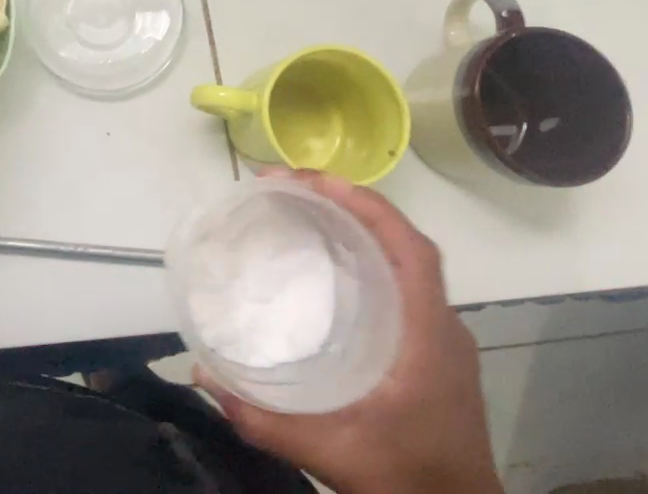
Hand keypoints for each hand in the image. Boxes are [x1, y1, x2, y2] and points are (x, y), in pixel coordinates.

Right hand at [197, 171, 501, 493]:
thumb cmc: (404, 480)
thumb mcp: (329, 452)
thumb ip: (262, 419)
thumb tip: (202, 375)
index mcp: (426, 337)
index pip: (410, 249)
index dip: (367, 205)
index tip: (312, 183)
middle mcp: (442, 327)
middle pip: (404, 244)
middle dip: (352, 204)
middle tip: (291, 191)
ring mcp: (444, 340)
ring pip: (407, 263)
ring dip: (363, 228)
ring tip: (306, 215)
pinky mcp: (438, 354)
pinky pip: (405, 286)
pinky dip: (370, 260)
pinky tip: (332, 272)